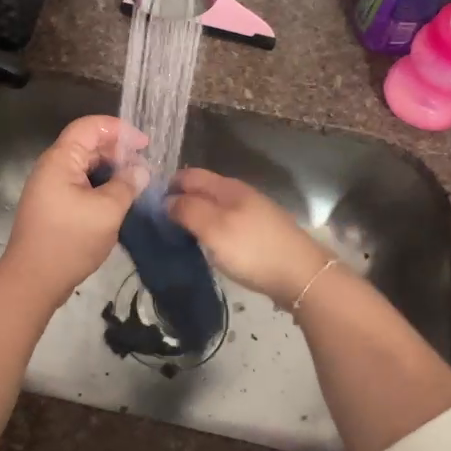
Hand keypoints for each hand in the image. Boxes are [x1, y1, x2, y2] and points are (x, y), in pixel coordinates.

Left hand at [0, 116, 148, 301]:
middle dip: (118, 151)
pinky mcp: (53, 206)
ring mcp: (50, 187)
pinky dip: (101, 186)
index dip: (119, 129)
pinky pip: (81, 185)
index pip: (90, 126)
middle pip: (87, 145)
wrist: (33, 280)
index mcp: (60, 160)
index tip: (144, 144)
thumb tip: (141, 171)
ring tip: (136, 184)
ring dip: (111, 171)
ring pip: (85, 167)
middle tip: (144, 168)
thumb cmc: (70, 240)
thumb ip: (127, 185)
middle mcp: (52, 167)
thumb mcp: (107, 211)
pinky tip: (119, 200)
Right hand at [165, 168, 332, 305]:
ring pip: (214, 207)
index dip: (167, 187)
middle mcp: (239, 194)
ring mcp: (251, 213)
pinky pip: (226, 223)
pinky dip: (210, 230)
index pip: (188, 175)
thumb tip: (167, 201)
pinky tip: (207, 247)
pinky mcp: (258, 233)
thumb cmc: (252, 250)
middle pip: (201, 190)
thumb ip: (188, 210)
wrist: (301, 276)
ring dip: (195, 217)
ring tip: (179, 238)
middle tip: (160, 226)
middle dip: (180, 202)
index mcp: (226, 187)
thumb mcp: (214, 229)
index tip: (149, 209)